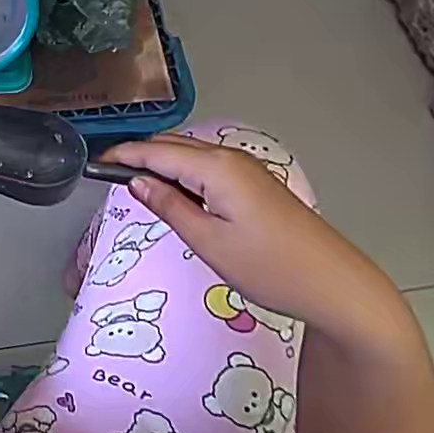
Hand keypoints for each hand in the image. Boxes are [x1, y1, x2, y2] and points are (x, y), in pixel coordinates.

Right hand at [101, 133, 418, 353]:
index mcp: (216, 167)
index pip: (156, 151)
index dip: (123, 154)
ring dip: (161, 164)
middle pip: (172, 146)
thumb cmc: (270, 268)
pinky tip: (176, 194)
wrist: (338, 286)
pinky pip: (207, 166)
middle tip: (110, 177)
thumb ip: (168, 206)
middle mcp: (230, 157)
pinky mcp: (255, 182)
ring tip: (135, 186)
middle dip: (139, 156)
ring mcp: (246, 167)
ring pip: (190, 155)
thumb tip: (136, 181)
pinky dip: (183, 173)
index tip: (95, 163)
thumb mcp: (209, 242)